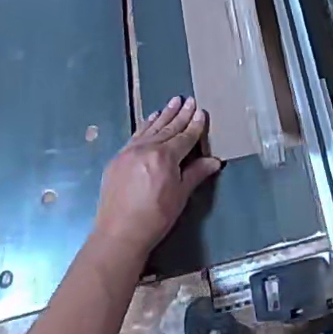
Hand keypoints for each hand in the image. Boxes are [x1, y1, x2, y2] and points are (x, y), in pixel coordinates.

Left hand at [91, 97, 221, 259]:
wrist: (119, 233)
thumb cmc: (155, 217)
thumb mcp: (180, 196)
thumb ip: (195, 174)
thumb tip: (214, 161)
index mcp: (165, 157)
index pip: (185, 137)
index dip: (195, 125)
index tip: (201, 112)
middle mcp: (146, 148)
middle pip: (168, 128)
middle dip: (180, 114)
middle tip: (189, 100)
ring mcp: (129, 152)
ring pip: (150, 128)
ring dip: (163, 115)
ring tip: (172, 102)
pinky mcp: (118, 159)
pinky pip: (135, 136)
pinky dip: (145, 126)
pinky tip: (150, 120)